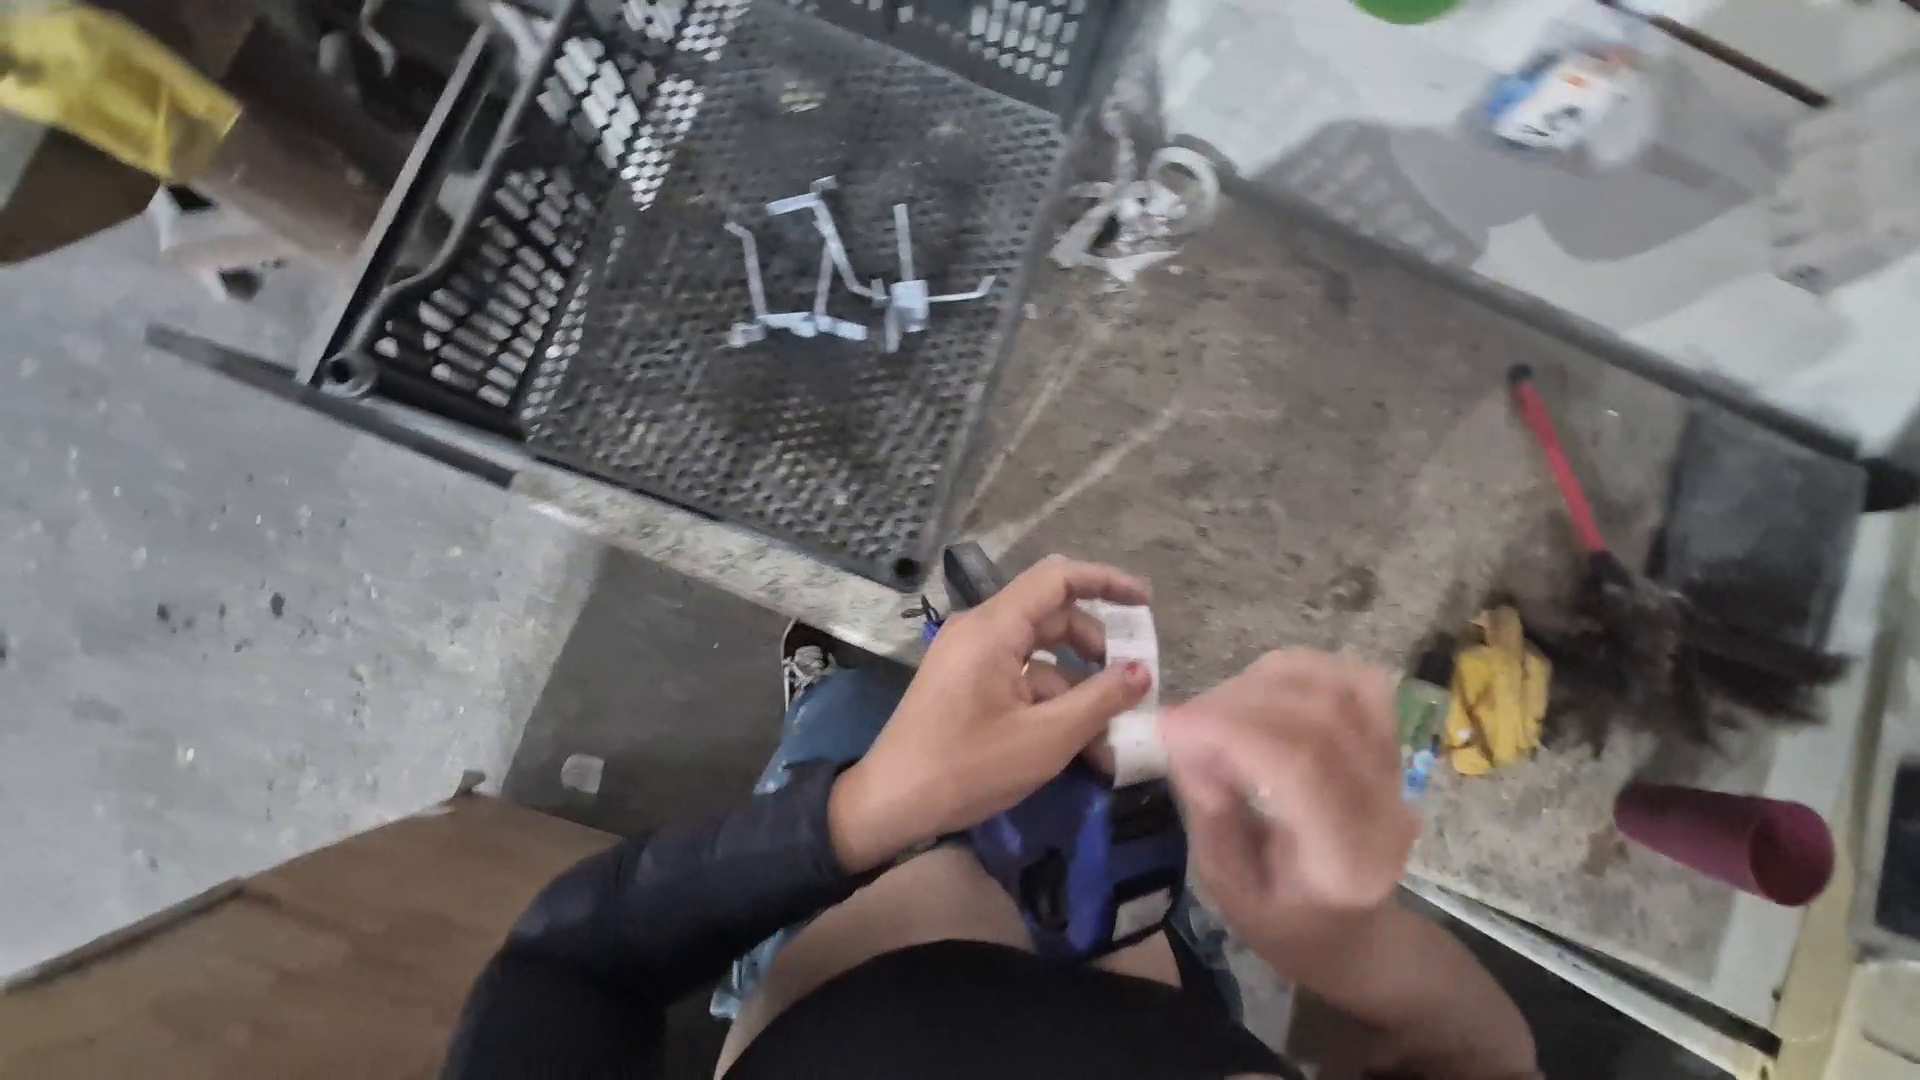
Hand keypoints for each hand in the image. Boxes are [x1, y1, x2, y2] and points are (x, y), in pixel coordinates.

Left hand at [828, 559, 1154, 872]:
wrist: (890, 803)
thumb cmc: (967, 768)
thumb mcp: (1045, 739)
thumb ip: (1099, 700)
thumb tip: (1143, 672)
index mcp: (992, 627)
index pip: (1056, 578)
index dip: (1104, 582)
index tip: (1144, 603)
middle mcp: (978, 629)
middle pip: (1050, 616)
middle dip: (1095, 647)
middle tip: (1130, 683)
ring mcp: (968, 656)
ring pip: (1038, 653)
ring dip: (1076, 684)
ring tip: (1109, 731)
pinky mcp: (964, 682)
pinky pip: (1017, 676)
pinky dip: (1049, 700)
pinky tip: (1076, 744)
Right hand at [1158, 649, 1414, 980]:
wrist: (1354, 935)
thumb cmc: (1283, 922)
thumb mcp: (1227, 887)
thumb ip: (1209, 810)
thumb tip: (1185, 737)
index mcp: (1344, 861)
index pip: (1299, 765)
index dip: (1228, 729)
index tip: (1169, 724)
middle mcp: (1383, 807)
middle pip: (1319, 715)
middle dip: (1234, 703)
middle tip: (1184, 721)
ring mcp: (1395, 771)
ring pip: (1339, 687)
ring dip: (1263, 682)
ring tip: (1219, 709)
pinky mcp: (1389, 746)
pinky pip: (1354, 680)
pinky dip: (1300, 671)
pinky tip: (1261, 690)